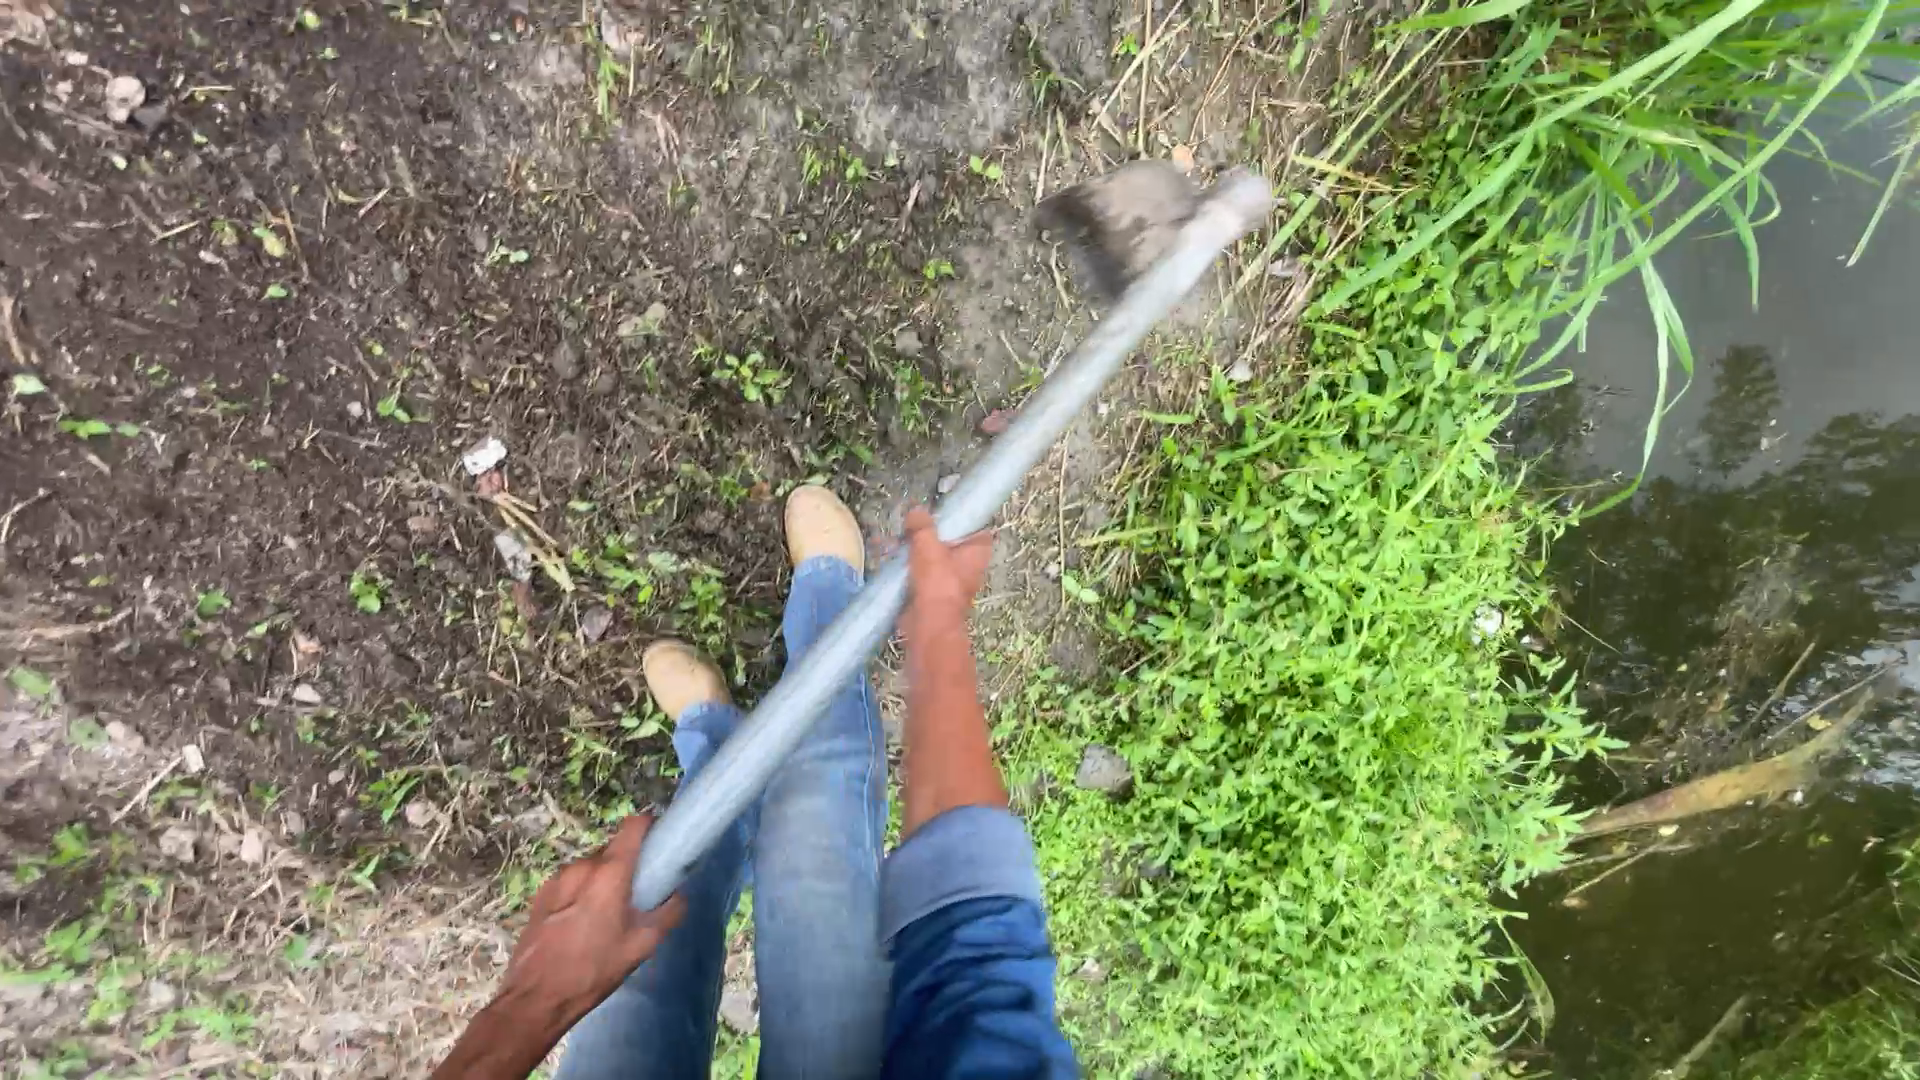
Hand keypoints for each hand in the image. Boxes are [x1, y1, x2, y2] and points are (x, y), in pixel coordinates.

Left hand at [433, 816, 682, 1079]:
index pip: (633, 825)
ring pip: (591, 867)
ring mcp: (557, 879)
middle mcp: (582, 866)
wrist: (534, 1002)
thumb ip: (669, 912)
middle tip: (635, 892)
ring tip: (605, 913)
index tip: (659, 843)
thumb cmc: (593, 970)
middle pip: (613, 849)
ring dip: (602, 879)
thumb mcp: (642, 945)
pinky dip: (581, 892)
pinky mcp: (540, 895)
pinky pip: (571, 882)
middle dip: (627, 864)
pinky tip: (579, 923)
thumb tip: (678, 894)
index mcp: (610, 871)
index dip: (649, 826)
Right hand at [903, 505, 993, 628]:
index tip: (943, 511)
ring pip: (932, 556)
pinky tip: (888, 556)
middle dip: (929, 533)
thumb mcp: (928, 544)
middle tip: (911, 523)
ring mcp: (950, 580)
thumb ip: (922, 525)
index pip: (977, 528)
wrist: (928, 624)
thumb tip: (916, 511)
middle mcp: (969, 565)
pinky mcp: (933, 592)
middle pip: (950, 541)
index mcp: (977, 551)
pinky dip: (907, 565)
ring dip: (914, 548)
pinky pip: (920, 571)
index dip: (961, 518)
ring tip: (894, 539)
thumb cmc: (937, 581)